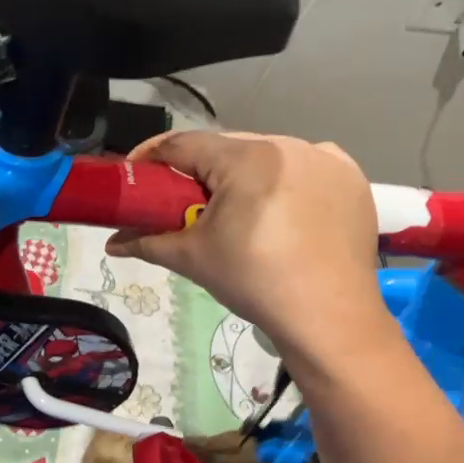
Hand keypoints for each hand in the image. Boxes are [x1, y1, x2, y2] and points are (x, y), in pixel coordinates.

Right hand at [106, 131, 388, 355]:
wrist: (331, 319)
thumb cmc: (254, 282)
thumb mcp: (192, 258)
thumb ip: (146, 241)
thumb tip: (112, 244)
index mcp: (247, 159)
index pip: (183, 143)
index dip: (151, 156)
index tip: (134, 175)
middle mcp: (289, 146)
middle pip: (225, 147)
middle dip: (197, 169)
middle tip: (179, 200)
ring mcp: (326, 159)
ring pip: (265, 154)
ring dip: (240, 174)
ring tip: (228, 209)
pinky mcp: (351, 178)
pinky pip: (303, 166)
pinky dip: (282, 180)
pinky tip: (274, 207)